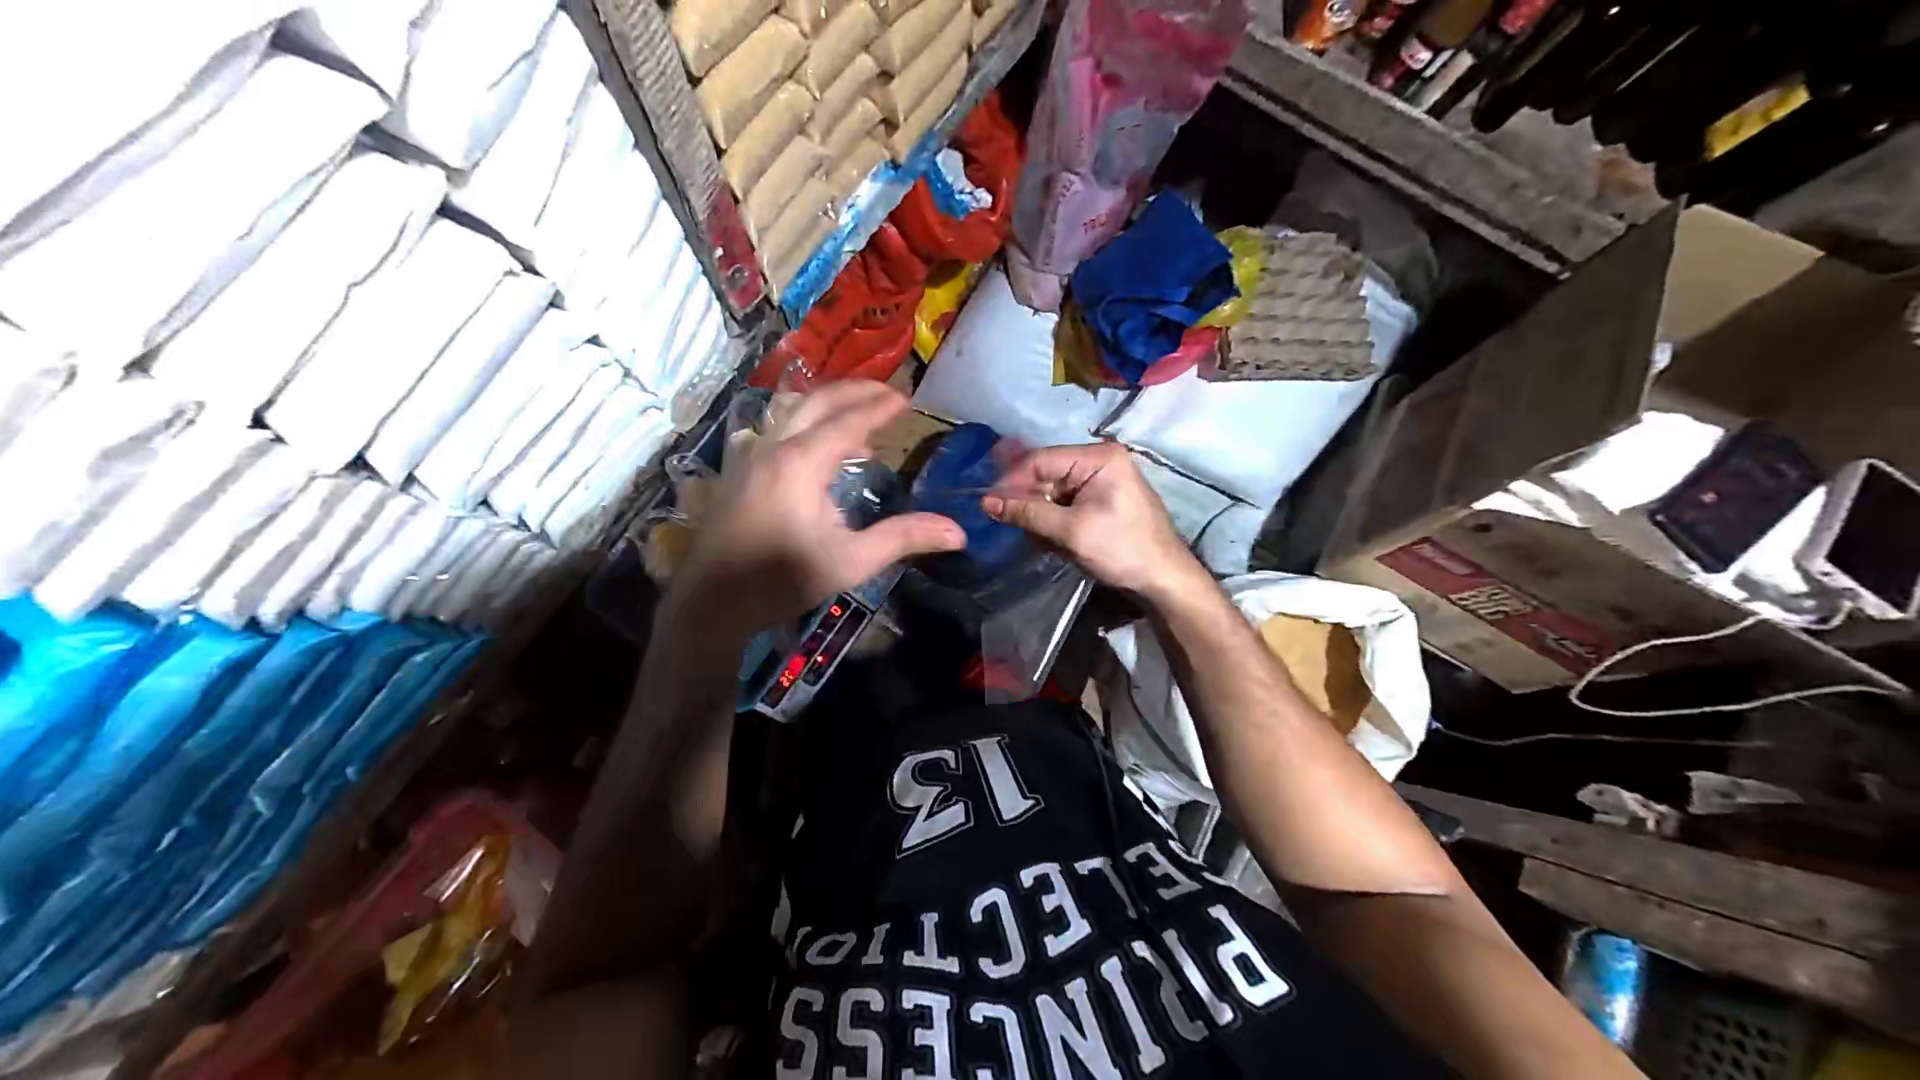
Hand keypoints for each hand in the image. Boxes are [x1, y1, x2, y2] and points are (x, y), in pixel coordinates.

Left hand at [674, 382, 964, 633]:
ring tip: (858, 416)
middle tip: (888, 393)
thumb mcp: (849, 561)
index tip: (907, 399)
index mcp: (802, 462)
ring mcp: (751, 456)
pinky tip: (818, 450)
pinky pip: (778, 429)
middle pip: (818, 402)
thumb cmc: (781, 580)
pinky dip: (806, 423)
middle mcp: (774, 447)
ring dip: (828, 405)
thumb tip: (957, 532)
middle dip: (855, 391)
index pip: (849, 421)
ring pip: (792, 411)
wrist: (710, 602)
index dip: (880, 407)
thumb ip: (902, 539)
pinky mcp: (739, 471)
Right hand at [981, 442, 1205, 602]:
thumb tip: (986, 502)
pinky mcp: (1098, 500)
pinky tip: (1056, 544)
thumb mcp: (1071, 531)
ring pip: (1050, 493)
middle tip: (1017, 529)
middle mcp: (1098, 461)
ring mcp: (1099, 481)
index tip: (988, 505)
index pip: (1041, 459)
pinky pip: (1063, 505)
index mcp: (1098, 457)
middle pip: (1044, 475)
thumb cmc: (1122, 550)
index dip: (1011, 481)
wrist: (1163, 579)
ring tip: (1046, 543)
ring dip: (1041, 518)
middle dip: (1029, 504)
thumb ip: (1027, 512)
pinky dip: (1054, 524)